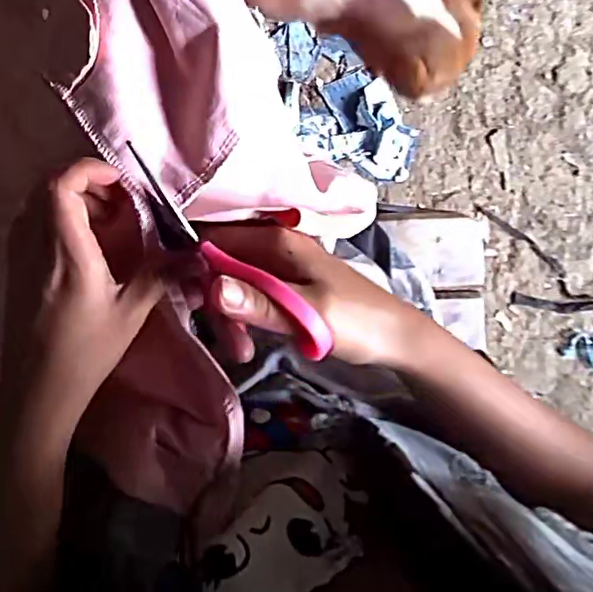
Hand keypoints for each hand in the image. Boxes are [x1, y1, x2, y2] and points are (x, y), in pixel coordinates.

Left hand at [0, 158, 165, 437]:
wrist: (36, 391)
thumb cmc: (85, 353)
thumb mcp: (130, 313)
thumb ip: (160, 275)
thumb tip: (196, 256)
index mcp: (66, 253)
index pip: (60, 186)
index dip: (88, 169)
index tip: (119, 180)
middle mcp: (35, 246)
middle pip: (46, 186)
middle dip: (84, 180)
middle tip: (117, 199)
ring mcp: (19, 255)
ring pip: (36, 201)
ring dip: (70, 197)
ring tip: (104, 218)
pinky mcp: (14, 267)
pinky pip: (31, 221)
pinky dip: (56, 214)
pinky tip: (82, 240)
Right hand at [195, 224, 434, 369]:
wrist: (400, 339)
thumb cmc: (357, 322)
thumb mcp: (307, 314)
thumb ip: (259, 302)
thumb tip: (213, 288)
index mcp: (277, 241)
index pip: (214, 240)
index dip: (197, 268)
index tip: (192, 303)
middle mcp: (274, 244)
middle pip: (222, 262)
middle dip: (217, 300)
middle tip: (229, 342)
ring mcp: (280, 264)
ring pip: (234, 281)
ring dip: (230, 314)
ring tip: (242, 351)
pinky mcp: (285, 284)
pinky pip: (250, 292)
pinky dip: (245, 316)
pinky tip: (249, 341)